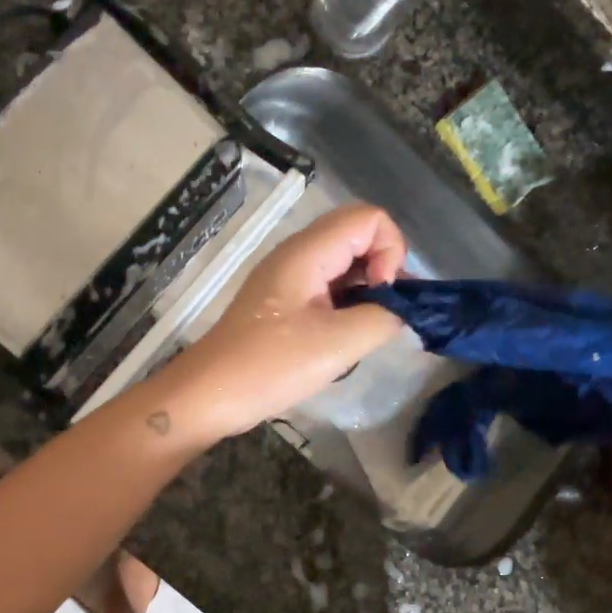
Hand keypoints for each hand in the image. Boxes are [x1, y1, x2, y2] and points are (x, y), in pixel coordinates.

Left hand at [160, 205, 407, 439]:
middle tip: (381, 312)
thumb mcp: (337, 345)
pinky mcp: (284, 300)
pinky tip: (344, 336)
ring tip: (364, 329)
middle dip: (383, 268)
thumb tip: (402, 309)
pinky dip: (347, 302)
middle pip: (358, 234)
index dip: (391, 251)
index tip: (383, 296)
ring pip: (344, 261)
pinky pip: (328, 285)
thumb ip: (382, 317)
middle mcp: (297, 253)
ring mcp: (288, 276)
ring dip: (366, 288)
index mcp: (306, 252)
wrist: (210, 394)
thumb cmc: (269, 366)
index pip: (370, 218)